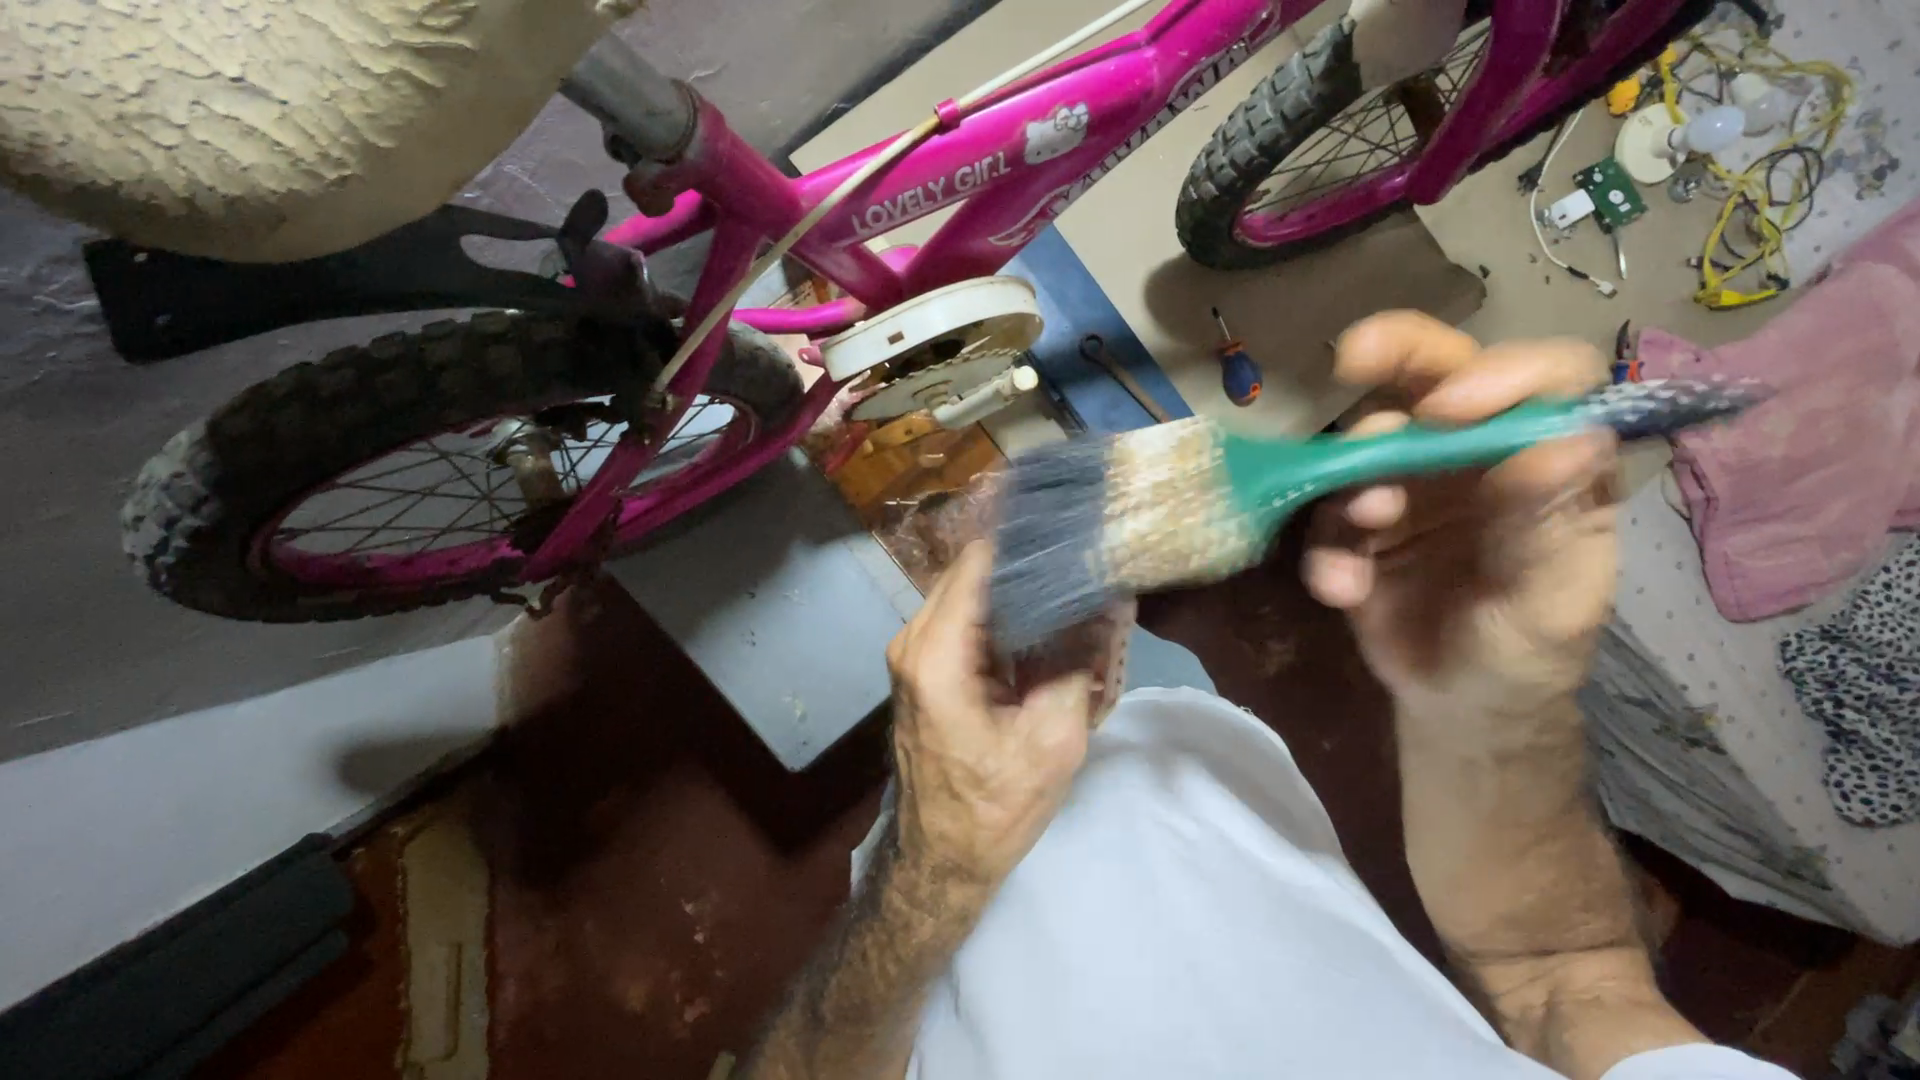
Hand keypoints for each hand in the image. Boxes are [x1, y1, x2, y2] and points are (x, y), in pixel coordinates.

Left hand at [887, 541, 1096, 890]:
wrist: (941, 859)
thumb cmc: (995, 809)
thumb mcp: (1054, 741)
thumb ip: (1078, 663)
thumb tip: (1110, 605)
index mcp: (937, 654)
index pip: (979, 562)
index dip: (1027, 545)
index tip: (1075, 537)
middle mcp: (913, 640)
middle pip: (972, 572)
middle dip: (1028, 567)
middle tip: (1083, 564)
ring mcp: (912, 653)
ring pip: (969, 593)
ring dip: (1017, 593)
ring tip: (1071, 591)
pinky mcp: (922, 668)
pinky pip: (964, 620)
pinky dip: (1002, 617)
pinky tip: (1044, 625)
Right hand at [1303, 312, 1619, 722]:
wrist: (1458, 704)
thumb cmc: (1526, 653)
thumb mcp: (1552, 602)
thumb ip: (1548, 527)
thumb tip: (1564, 443)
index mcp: (1547, 462)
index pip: (1544, 382)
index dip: (1497, 376)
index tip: (1445, 412)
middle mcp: (1476, 458)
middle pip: (1440, 375)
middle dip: (1395, 354)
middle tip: (1351, 359)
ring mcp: (1410, 486)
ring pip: (1368, 441)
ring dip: (1352, 478)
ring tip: (1362, 530)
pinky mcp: (1357, 525)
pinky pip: (1326, 515)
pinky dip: (1326, 548)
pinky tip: (1340, 588)